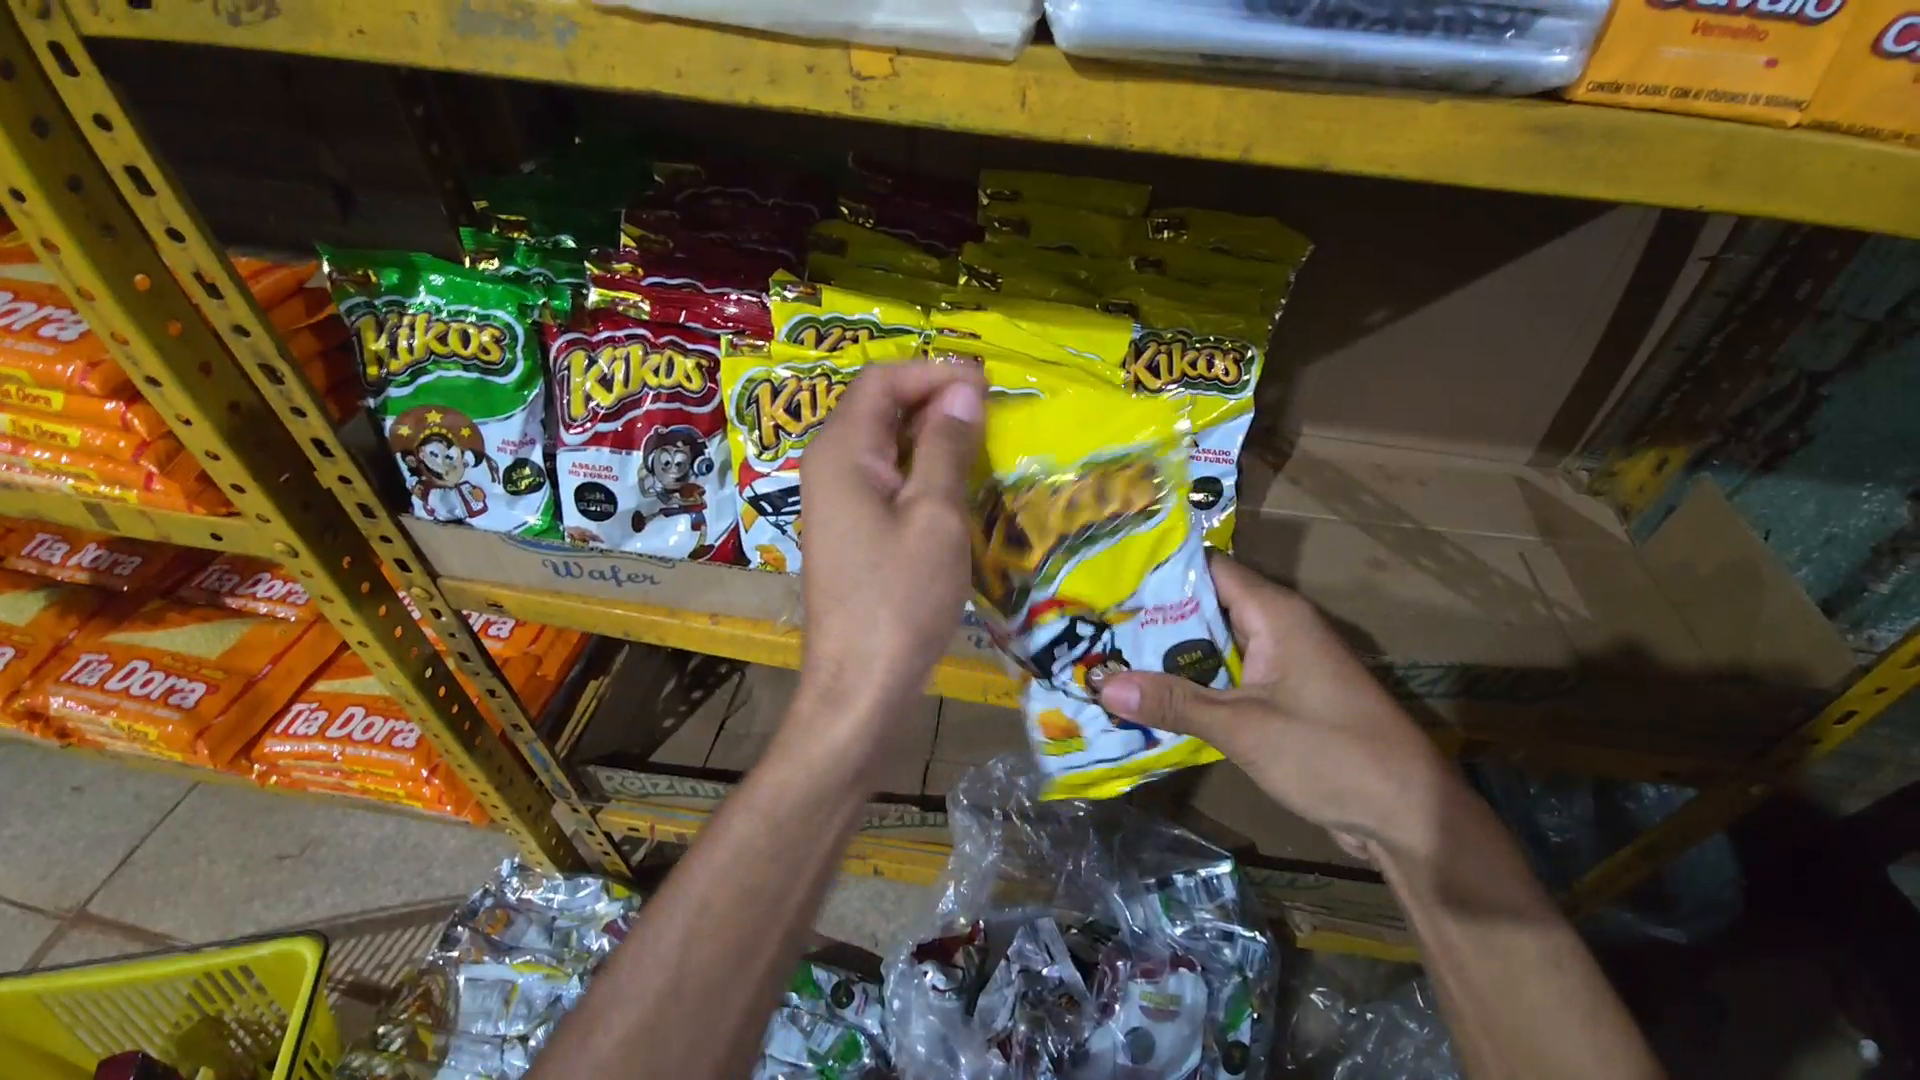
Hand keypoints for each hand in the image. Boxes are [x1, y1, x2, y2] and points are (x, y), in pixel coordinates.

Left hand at [788, 361, 984, 775]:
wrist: (861, 684)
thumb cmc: (900, 598)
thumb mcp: (935, 515)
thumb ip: (946, 446)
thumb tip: (963, 390)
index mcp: (841, 451)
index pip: (882, 380)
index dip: (933, 372)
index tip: (986, 382)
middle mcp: (829, 467)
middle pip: (880, 408)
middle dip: (934, 399)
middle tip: (992, 409)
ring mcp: (837, 502)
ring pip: (885, 446)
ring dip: (932, 437)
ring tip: (984, 441)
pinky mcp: (852, 532)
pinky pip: (886, 481)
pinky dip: (921, 472)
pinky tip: (959, 486)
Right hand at [1095, 554, 1456, 862]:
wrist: (1407, 814)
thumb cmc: (1330, 754)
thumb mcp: (1243, 727)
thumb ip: (1174, 702)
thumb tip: (1102, 684)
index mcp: (1275, 613)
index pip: (1207, 568)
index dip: (1157, 570)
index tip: (1104, 576)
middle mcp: (1279, 627)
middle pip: (1205, 606)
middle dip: (1151, 616)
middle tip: (1091, 621)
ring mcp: (1283, 663)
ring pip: (1214, 645)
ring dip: (1169, 654)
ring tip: (1106, 654)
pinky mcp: (1284, 696)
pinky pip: (1228, 677)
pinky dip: (1193, 683)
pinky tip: (1150, 696)